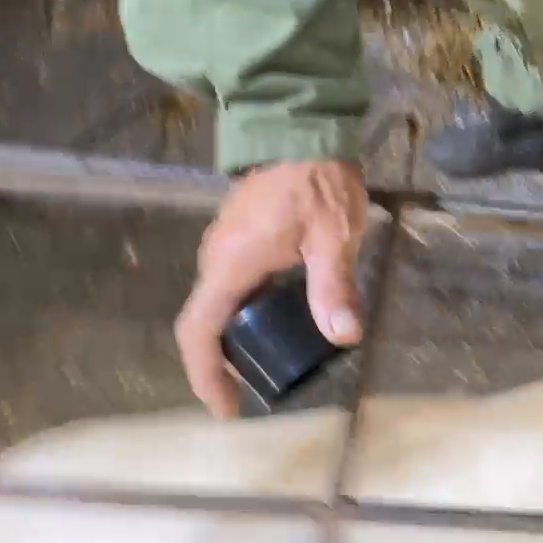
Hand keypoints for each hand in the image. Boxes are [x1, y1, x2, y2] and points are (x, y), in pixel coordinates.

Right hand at [177, 159, 369, 417]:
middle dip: (223, 361)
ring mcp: (225, 242)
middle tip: (255, 387)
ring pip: (220, 300)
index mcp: (231, 265)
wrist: (304, 133)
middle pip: (206, 321)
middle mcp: (216, 257)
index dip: (205, 376)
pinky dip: (247, 307)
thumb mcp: (333, 239)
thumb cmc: (320, 185)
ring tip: (271, 355)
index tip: (225, 409)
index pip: (198, 333)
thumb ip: (334, 288)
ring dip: (236, 333)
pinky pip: (234, 280)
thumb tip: (344, 337)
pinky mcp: (240, 231)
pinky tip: (280, 312)